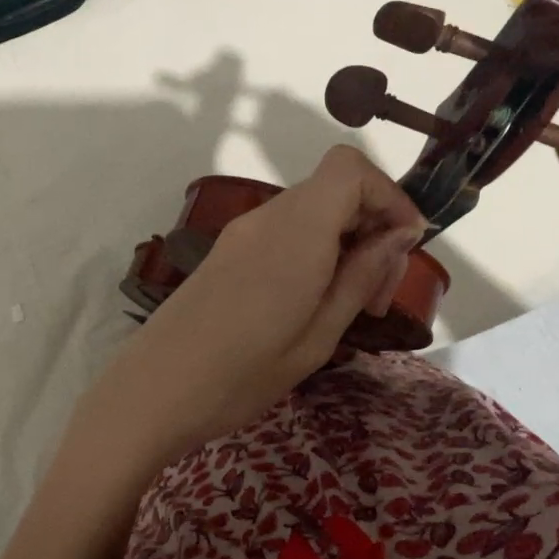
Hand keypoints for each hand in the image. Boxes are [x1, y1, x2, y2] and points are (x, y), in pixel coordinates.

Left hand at [94, 146, 423, 460]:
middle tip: (377, 299)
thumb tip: (397, 234)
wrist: (153, 390)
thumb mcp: (318, 335)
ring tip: (348, 309)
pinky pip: (282, 233)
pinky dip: (311, 253)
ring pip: (310, 213)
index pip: (349, 168)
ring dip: (342, 245)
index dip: (388, 196)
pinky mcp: (225, 252)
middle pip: (333, 190)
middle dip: (371, 229)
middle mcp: (265, 217)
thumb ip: (359, 276)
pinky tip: (310, 305)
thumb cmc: (242, 374)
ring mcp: (240, 233)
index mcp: (295, 230)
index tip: (405, 249)